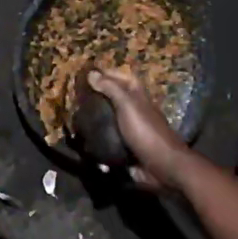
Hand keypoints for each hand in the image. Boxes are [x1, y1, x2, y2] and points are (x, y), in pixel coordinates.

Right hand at [85, 68, 191, 189]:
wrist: (163, 166)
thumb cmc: (146, 132)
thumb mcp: (128, 106)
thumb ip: (111, 89)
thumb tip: (92, 73)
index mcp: (139, 99)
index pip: (125, 79)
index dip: (109, 73)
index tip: (88, 72)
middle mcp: (135, 112)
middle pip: (116, 98)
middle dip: (98, 94)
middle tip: (76, 95)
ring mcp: (131, 131)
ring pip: (110, 118)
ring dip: (95, 116)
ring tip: (75, 114)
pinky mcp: (126, 148)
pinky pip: (108, 138)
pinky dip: (96, 137)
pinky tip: (82, 137)